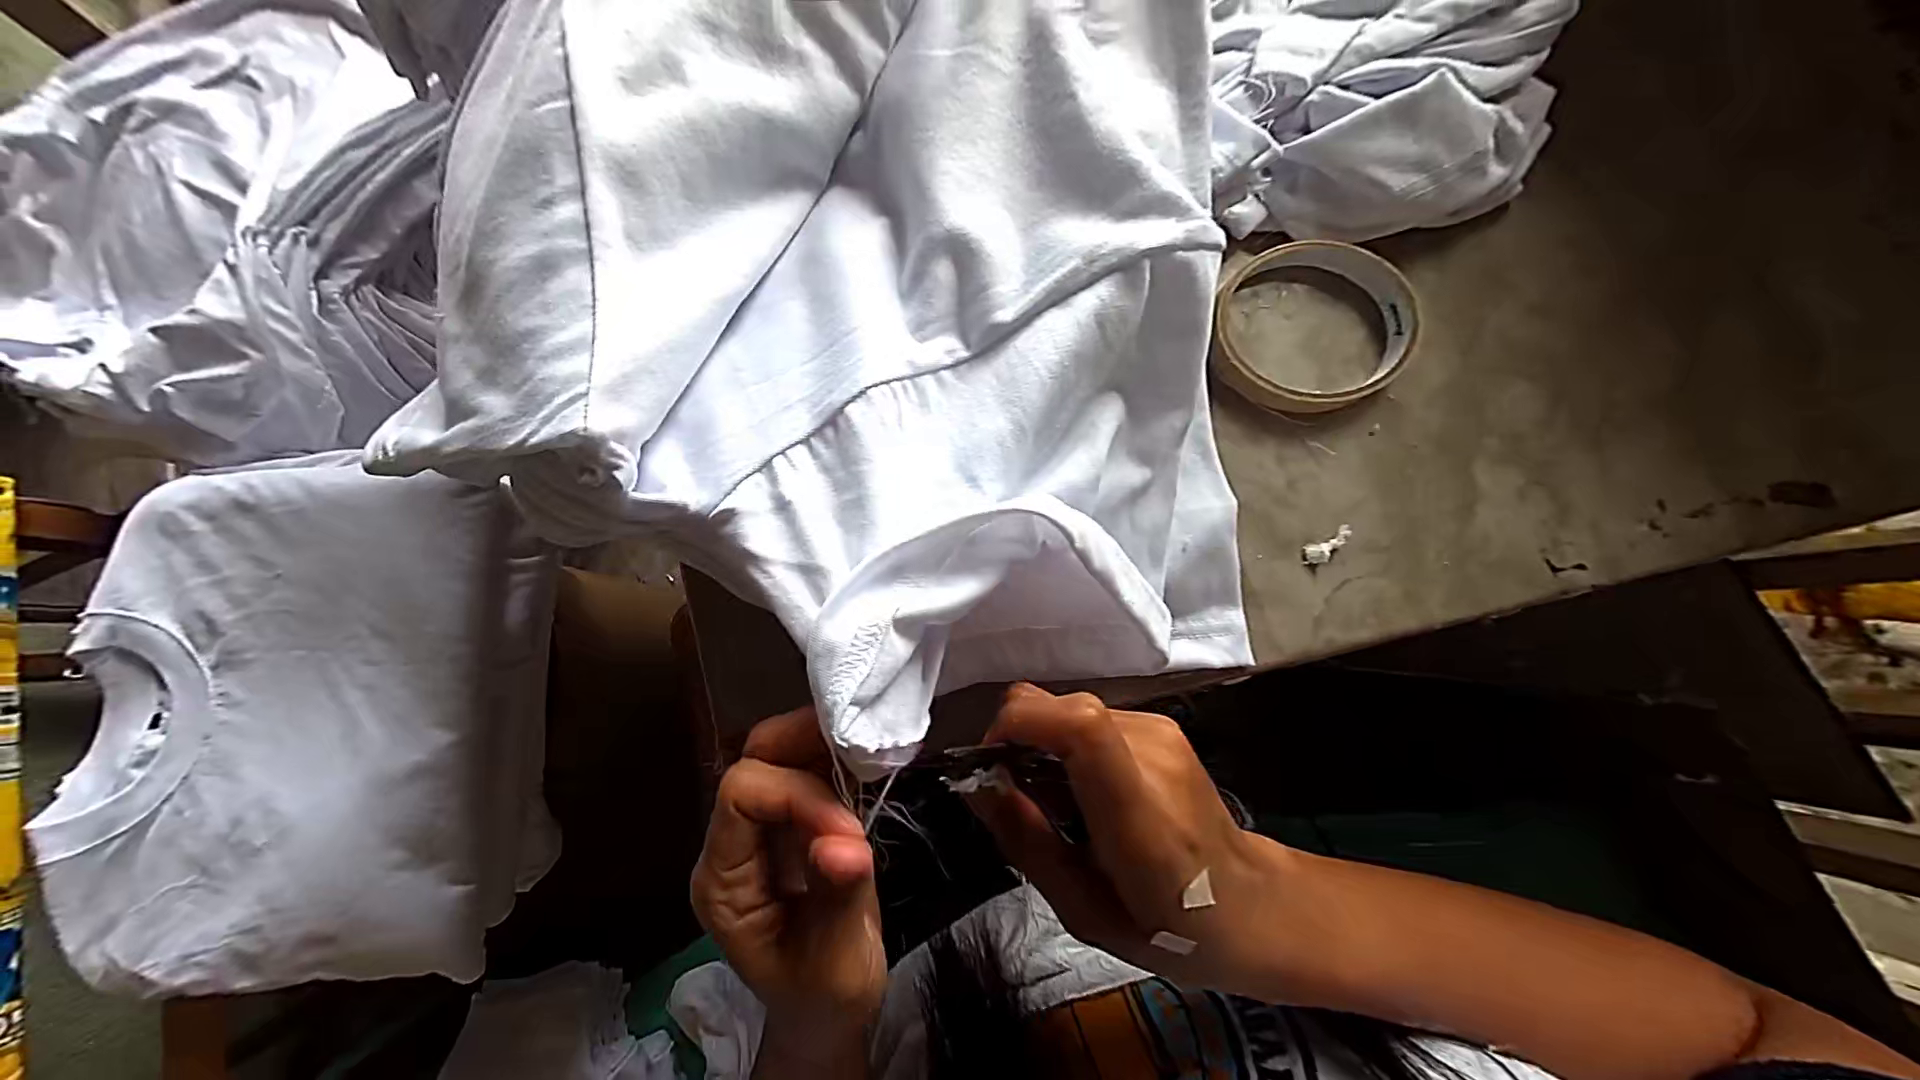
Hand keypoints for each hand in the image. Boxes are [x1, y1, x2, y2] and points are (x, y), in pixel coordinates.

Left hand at [690, 707, 884, 1069]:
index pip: (742, 794)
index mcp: (724, 880)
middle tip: (860, 755)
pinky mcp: (797, 819)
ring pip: (783, 751)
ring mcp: (766, 826)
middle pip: (756, 757)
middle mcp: (736, 841)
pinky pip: (811, 766)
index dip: (796, 795)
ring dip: (826, 744)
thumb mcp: (836, 966)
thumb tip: (844, 844)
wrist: (827, 1010)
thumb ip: (839, 901)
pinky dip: (840, 755)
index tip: (848, 828)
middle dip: (806, 744)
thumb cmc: (823, 997)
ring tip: (869, 757)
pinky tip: (868, 765)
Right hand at [962, 683, 1287, 996]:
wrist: (1253, 904)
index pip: (1080, 726)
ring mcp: (1160, 731)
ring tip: (1056, 803)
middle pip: (1060, 707)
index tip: (988, 764)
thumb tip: (977, 783)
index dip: (1019, 725)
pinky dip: (1066, 746)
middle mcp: (1152, 751)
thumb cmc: (1172, 926)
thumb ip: (1027, 842)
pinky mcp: (1160, 725)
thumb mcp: (1084, 911)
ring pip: (1068, 710)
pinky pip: (1089, 718)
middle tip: (1016, 797)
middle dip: (1018, 740)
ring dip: (1042, 745)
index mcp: (1140, 809)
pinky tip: (1082, 791)